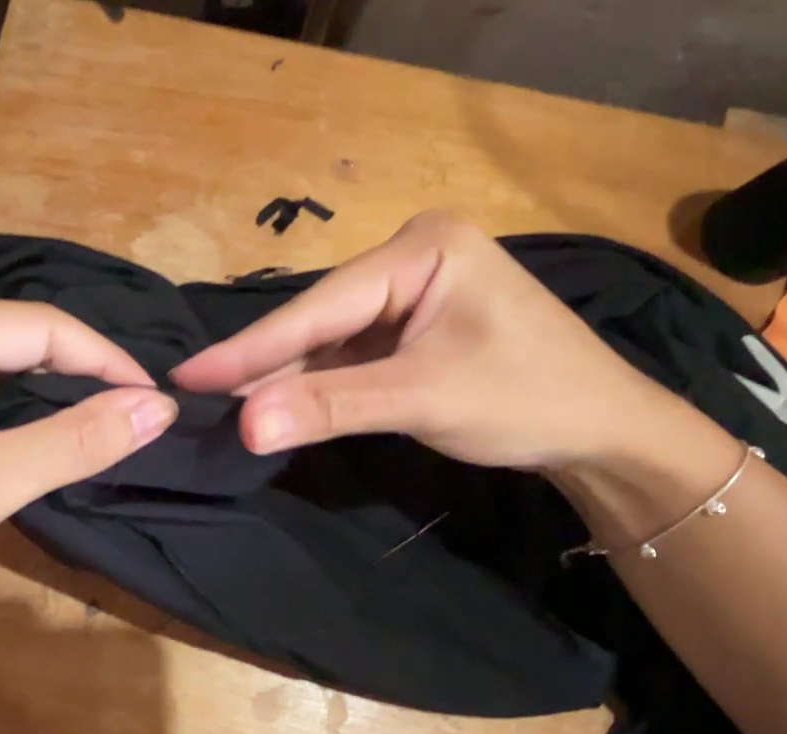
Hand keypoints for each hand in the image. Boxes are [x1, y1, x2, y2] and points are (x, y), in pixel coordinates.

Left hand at [0, 301, 177, 612]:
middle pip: (25, 336)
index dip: (105, 359)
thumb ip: (78, 440)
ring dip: (62, 385)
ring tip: (115, 412)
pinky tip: (61, 421)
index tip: (156, 400)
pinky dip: (30, 402)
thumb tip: (161, 407)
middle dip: (86, 370)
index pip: (40, 325)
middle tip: (141, 408)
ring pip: (9, 359)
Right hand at [171, 211, 689, 469]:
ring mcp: (410, 296)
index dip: (251, 348)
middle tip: (192, 395)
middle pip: (318, 321)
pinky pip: (346, 358)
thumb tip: (244, 424)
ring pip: (327, 343)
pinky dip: (313, 387)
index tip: (186, 375)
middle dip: (263, 364)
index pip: (320, 306)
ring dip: (282, 379)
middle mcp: (410, 259)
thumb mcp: (423, 398)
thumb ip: (331, 406)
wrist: (600, 431)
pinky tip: (272, 405)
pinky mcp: (409, 331)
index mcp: (423, 249)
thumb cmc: (527, 399)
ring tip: (218, 404)